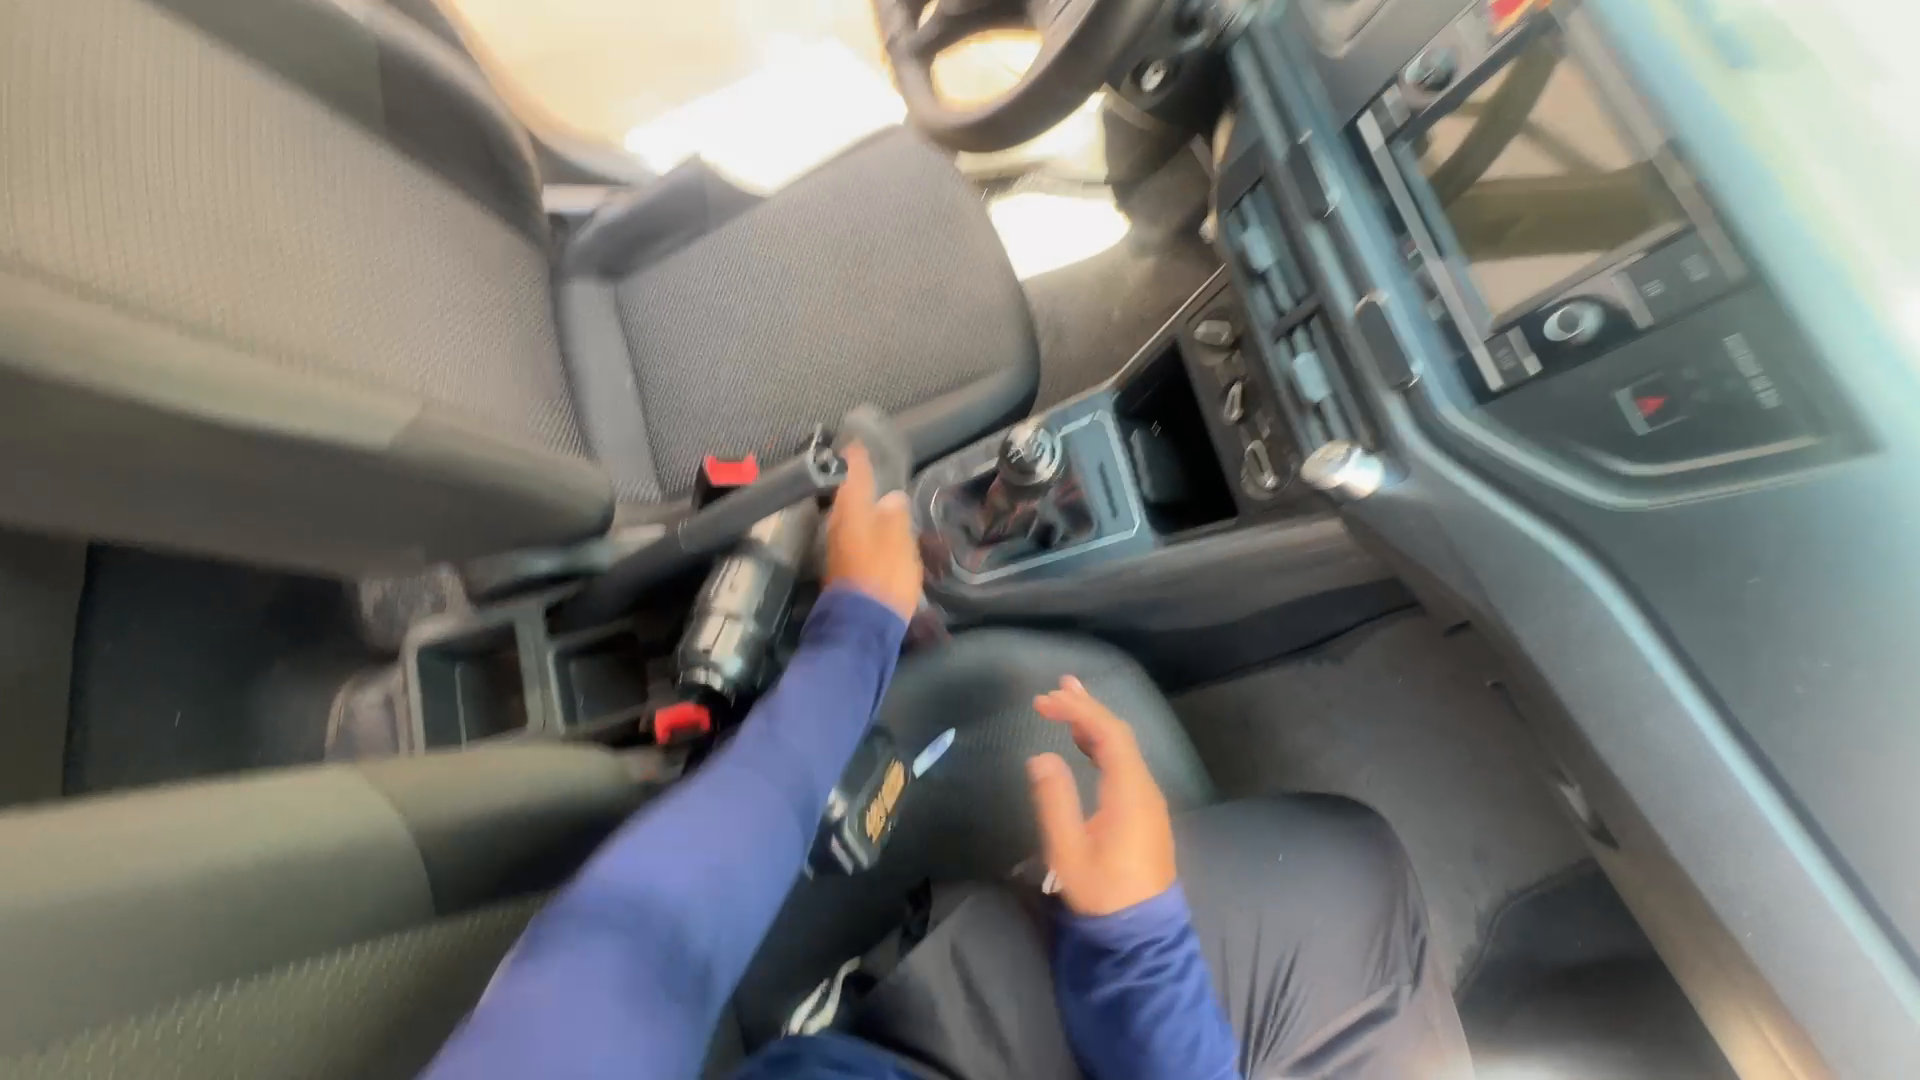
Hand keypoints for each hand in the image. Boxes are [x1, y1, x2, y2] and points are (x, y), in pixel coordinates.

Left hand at [824, 443, 922, 621]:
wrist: (862, 625)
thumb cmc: (885, 577)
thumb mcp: (899, 542)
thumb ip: (895, 515)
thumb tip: (891, 497)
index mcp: (852, 514)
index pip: (853, 478)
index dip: (856, 461)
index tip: (856, 445)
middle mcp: (838, 527)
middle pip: (845, 499)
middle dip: (854, 484)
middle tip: (865, 471)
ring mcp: (836, 549)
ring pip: (846, 519)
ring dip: (858, 508)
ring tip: (873, 499)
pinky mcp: (841, 569)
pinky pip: (851, 537)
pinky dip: (860, 529)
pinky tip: (872, 532)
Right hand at [1026, 676, 1177, 916]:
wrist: (1143, 933)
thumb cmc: (1103, 892)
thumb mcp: (1068, 851)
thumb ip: (1054, 800)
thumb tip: (1040, 757)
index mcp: (1129, 790)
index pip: (1107, 733)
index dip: (1077, 710)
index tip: (1043, 701)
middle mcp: (1144, 786)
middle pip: (1118, 733)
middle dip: (1087, 706)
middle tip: (1056, 686)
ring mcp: (1148, 798)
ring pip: (1123, 746)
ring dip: (1095, 721)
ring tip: (1067, 699)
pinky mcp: (1144, 810)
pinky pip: (1124, 762)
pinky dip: (1102, 742)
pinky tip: (1084, 741)